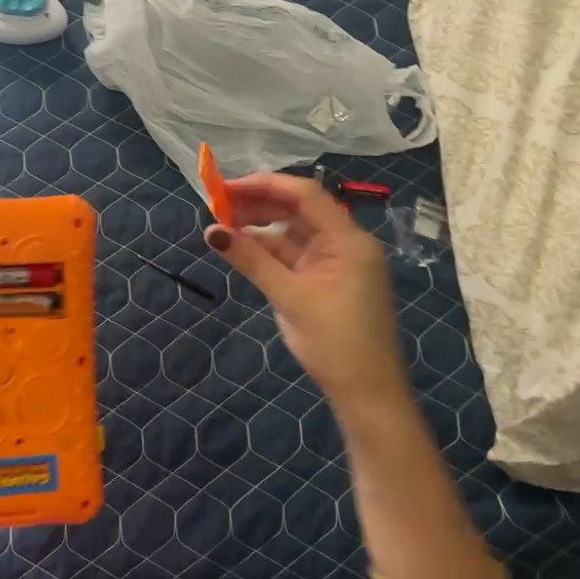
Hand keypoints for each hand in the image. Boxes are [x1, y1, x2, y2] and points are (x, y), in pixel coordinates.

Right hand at [204, 173, 409, 410]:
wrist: (367, 393)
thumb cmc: (335, 342)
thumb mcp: (289, 297)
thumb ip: (251, 259)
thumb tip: (212, 231)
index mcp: (348, 240)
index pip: (305, 194)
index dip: (264, 185)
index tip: (225, 188)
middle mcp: (344, 243)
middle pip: (298, 208)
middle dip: (258, 203)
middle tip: (216, 206)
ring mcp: (335, 262)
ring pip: (292, 230)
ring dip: (259, 225)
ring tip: (222, 225)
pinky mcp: (324, 279)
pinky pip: (293, 253)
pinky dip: (267, 248)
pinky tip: (240, 247)